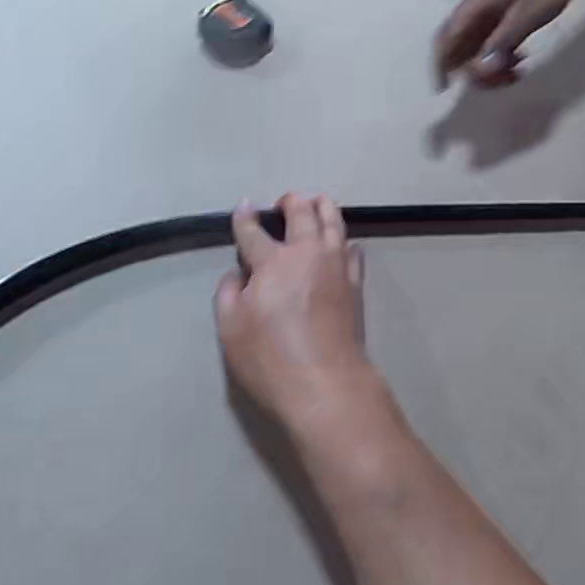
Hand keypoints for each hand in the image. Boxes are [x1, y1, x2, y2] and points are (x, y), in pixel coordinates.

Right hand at [215, 194, 374, 430]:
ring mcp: (336, 265)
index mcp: (272, 262)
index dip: (245, 217)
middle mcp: (307, 253)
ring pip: (333, 221)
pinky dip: (343, 240)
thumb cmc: (270, 359)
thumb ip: (229, 294)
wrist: (326, 383)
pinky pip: (352, 249)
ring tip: (316, 203)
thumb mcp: (230, 330)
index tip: (244, 206)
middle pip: (302, 212)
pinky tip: (341, 243)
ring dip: (322, 207)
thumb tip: (237, 274)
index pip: (253, 231)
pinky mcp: (356, 282)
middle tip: (284, 203)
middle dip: (291, 201)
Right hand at [434, 0, 581, 87]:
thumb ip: (503, 41)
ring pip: (474, 49)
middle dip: (473, 70)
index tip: (444, 88)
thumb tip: (480, 69)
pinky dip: (498, 58)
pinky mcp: (497, 20)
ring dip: (489, 66)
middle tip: (500, 81)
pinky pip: (488, 45)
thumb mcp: (528, 14)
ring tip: (516, 73)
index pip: (448, 37)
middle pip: (456, 46)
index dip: (442, 63)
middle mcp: (474, 9)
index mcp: (476, 3)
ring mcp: (485, 14)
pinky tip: (519, 61)